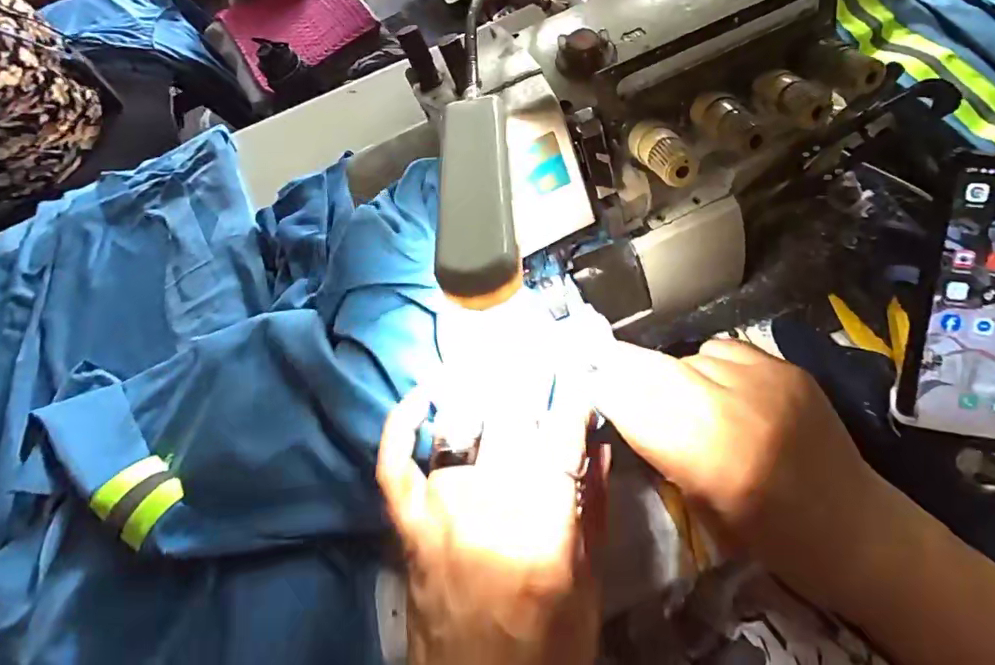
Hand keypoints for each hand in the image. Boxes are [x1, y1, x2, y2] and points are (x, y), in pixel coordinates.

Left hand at [376, 389, 602, 664]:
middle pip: (509, 422)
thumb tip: (600, 443)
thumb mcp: (587, 585)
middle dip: (530, 382)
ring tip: (496, 366)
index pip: (561, 435)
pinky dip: (402, 426)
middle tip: (541, 358)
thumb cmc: (545, 649)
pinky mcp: (408, 529)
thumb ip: (593, 508)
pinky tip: (421, 396)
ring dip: (480, 392)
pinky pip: (395, 465)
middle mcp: (487, 510)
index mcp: (541, 528)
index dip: (574, 396)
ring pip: (458, 429)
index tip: (581, 372)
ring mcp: (439, 515)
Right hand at [590, 339, 891, 603]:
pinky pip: (726, 349)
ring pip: (689, 356)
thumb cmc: (773, 538)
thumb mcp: (704, 506)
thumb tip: (625, 404)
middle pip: (656, 368)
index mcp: (710, 454)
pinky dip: (713, 365)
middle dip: (629, 370)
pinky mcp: (784, 365)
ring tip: (688, 397)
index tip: (586, 378)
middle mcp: (734, 404)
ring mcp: (764, 377)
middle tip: (615, 374)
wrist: (854, 526)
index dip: (604, 385)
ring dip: (677, 372)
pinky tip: (724, 389)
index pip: (634, 401)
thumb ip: (663, 450)